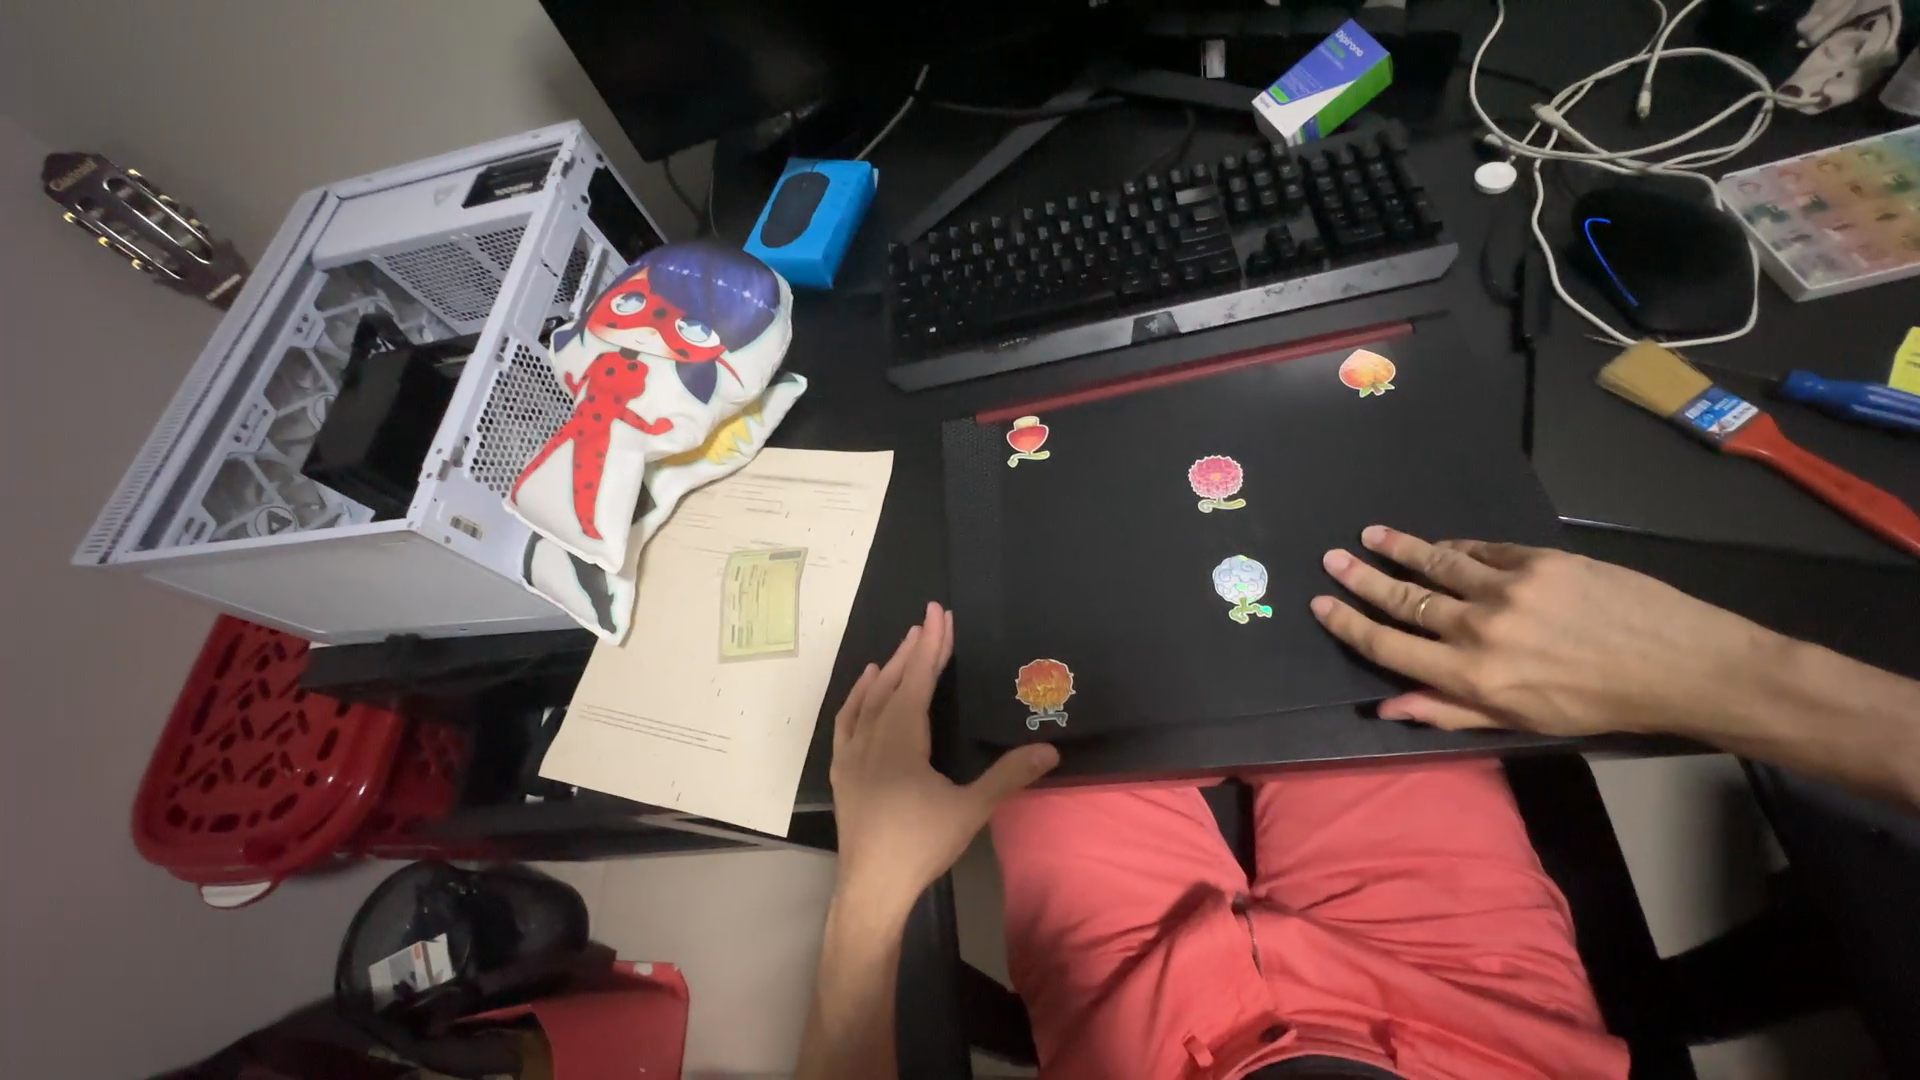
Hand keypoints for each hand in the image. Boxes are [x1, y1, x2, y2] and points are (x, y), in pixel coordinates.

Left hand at [830, 602, 1059, 912]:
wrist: (871, 887)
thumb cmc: (921, 845)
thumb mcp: (970, 810)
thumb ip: (1008, 776)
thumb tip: (1051, 750)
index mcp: (903, 738)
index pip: (920, 680)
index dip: (933, 646)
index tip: (939, 614)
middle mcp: (873, 735)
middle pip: (896, 681)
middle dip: (915, 648)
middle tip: (930, 617)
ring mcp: (852, 751)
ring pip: (870, 696)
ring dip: (890, 668)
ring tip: (905, 643)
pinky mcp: (842, 767)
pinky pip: (848, 718)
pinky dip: (858, 695)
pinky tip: (866, 685)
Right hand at [1309, 525, 1792, 736]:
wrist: (1685, 666)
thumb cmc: (1597, 703)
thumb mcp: (1520, 720)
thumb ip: (1449, 710)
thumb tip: (1386, 706)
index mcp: (1471, 675)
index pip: (1388, 644)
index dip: (1348, 624)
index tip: (1321, 604)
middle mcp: (1479, 628)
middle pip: (1401, 598)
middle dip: (1360, 578)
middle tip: (1332, 559)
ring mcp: (1508, 589)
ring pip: (1434, 562)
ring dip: (1397, 548)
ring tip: (1370, 535)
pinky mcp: (1538, 560)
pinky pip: (1481, 550)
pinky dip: (1455, 547)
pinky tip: (1441, 545)